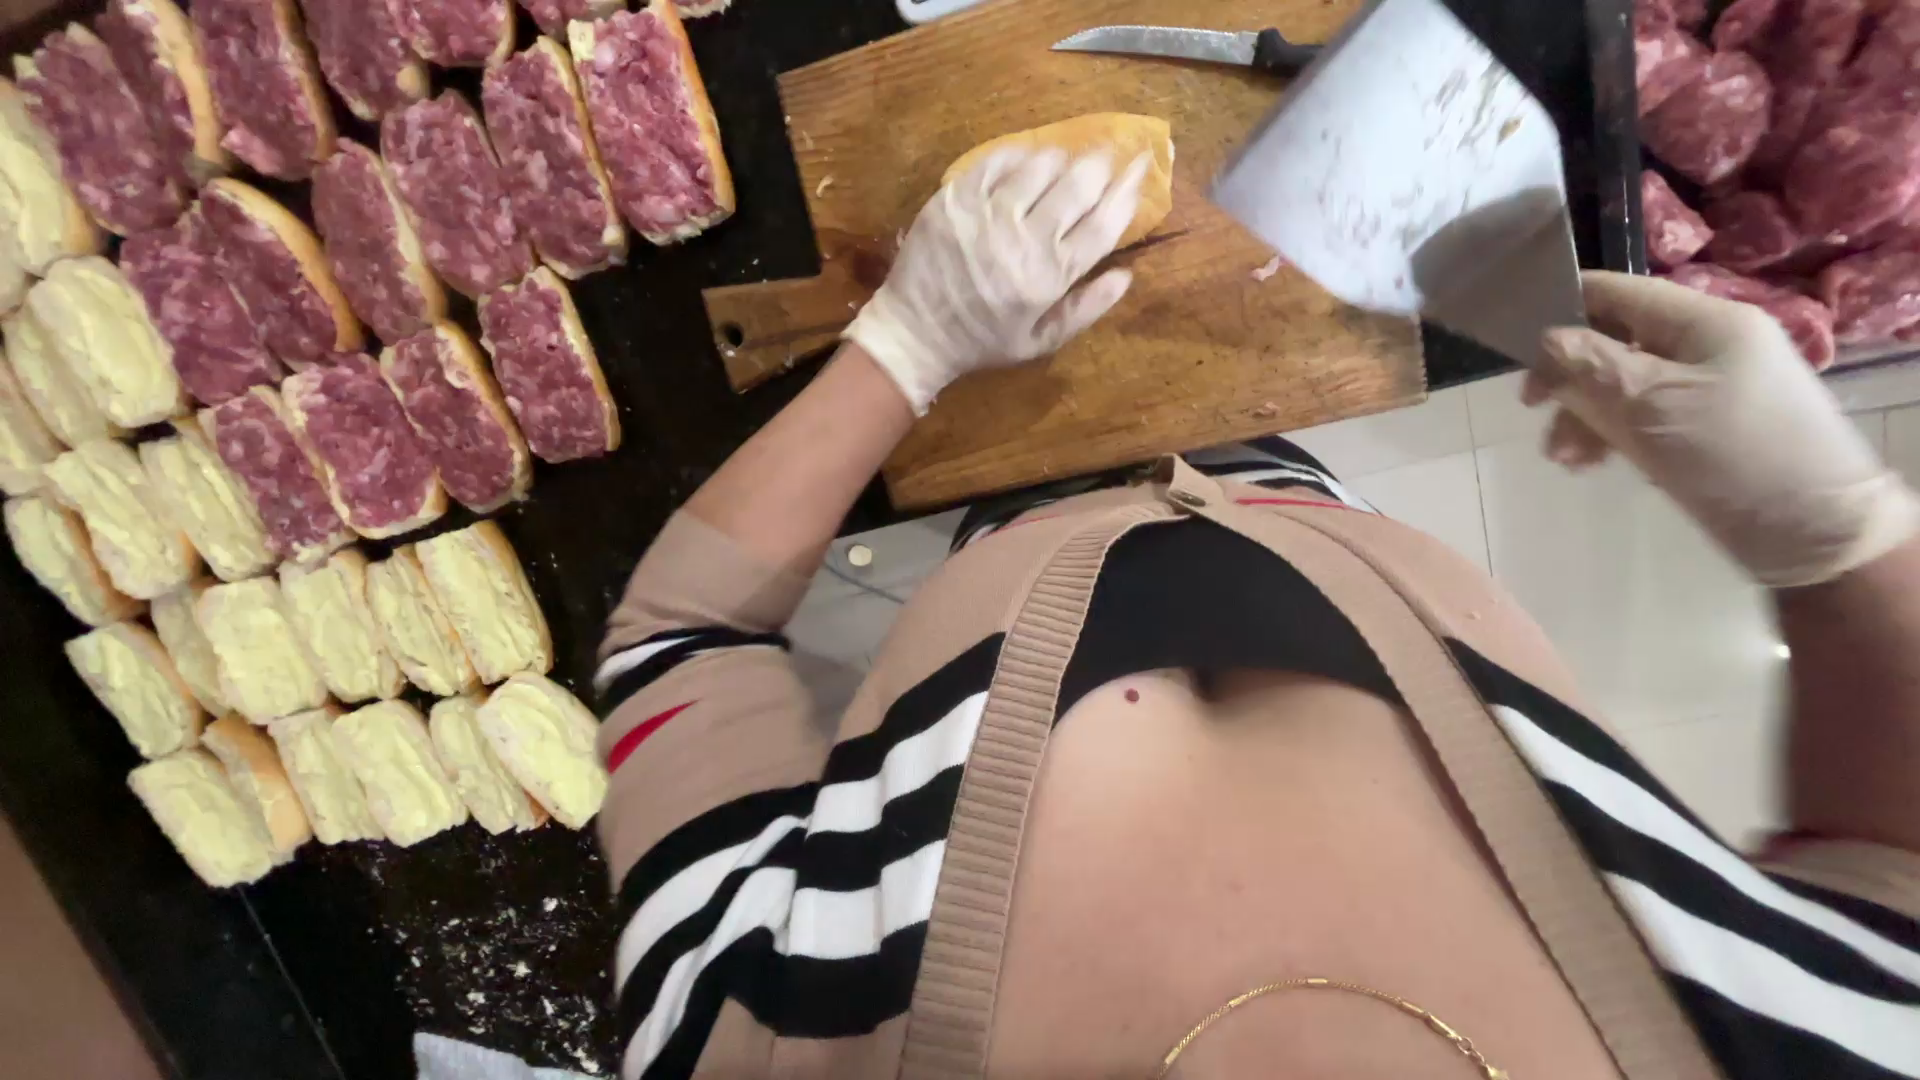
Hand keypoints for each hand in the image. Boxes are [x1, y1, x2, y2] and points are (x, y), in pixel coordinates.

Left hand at [844, 146, 1148, 414]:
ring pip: (1042, 164)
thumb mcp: (1040, 342)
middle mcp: (1023, 238)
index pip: (1104, 223)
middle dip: (1101, 164)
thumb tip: (1126, 275)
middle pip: (1079, 183)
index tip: (1141, 168)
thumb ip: (1086, 309)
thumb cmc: (982, 341)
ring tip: (1063, 166)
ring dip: (1061, 160)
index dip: (1129, 190)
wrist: (916, 333)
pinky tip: (1023, 166)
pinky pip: (998, 160)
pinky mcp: (956, 198)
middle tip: (1106, 158)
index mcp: (1049, 276)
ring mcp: (987, 213)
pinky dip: (1019, 157)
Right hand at [1527, 270, 1919, 587]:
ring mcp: (1697, 387)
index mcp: (1703, 322)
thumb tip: (1546, 339)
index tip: (1515, 344)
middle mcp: (1700, 346)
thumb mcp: (1651, 401)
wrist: (1804, 525)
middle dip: (1566, 378)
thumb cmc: (1729, 450)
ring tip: (1563, 456)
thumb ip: (1592, 364)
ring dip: (1577, 416)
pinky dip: (1600, 436)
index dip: (1563, 307)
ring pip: (1613, 386)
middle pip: (1608, 343)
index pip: (1618, 293)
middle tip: (1531, 408)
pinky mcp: (1690, 426)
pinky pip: (1630, 416)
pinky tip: (1586, 462)